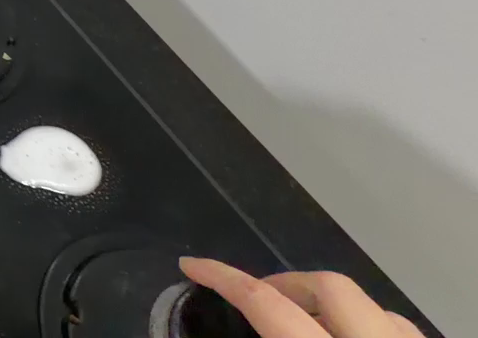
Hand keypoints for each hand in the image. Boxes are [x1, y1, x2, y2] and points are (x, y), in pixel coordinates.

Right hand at [181, 257, 426, 337]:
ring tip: (312, 326)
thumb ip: (265, 336)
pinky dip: (374, 330)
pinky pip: (405, 334)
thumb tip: (237, 306)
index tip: (190, 265)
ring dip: (337, 309)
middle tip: (263, 300)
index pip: (266, 303)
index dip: (221, 277)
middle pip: (330, 287)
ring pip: (380, 310)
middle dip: (287, 284)